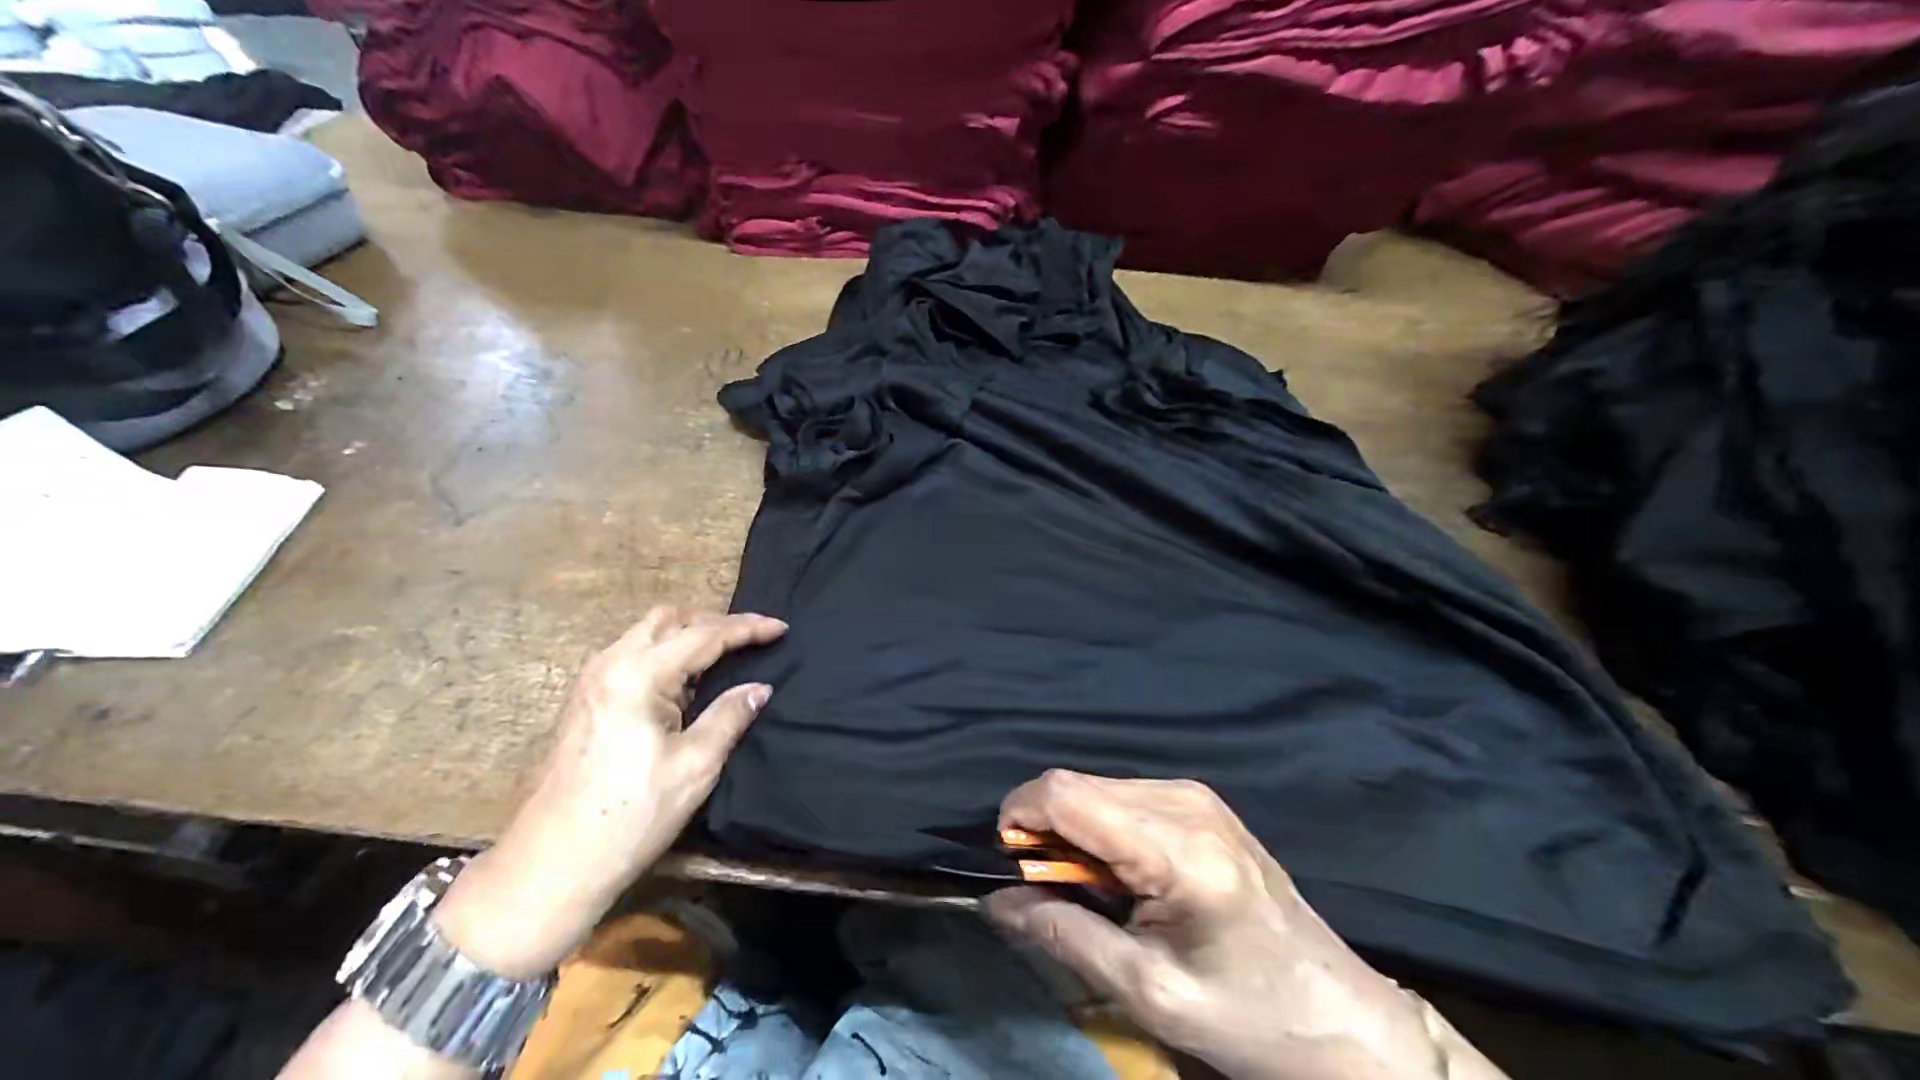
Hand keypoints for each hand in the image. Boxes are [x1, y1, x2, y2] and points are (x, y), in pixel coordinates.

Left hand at [433, 608, 785, 977]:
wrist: (553, 864)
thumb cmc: (631, 816)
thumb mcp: (695, 766)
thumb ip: (730, 716)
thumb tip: (759, 688)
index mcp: (637, 676)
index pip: (704, 635)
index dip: (747, 628)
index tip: (781, 628)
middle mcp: (610, 665)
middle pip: (669, 619)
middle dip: (714, 622)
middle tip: (750, 640)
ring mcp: (591, 681)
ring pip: (647, 633)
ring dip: (688, 636)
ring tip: (723, 658)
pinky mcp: (585, 700)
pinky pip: (633, 654)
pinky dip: (666, 653)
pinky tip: (685, 683)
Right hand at [987, 771, 1506, 1079]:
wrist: (1340, 1018)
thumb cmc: (1247, 1017)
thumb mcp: (1146, 991)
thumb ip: (1063, 934)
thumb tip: (994, 900)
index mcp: (1178, 847)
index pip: (1067, 793)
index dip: (1020, 818)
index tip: (1012, 868)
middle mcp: (1184, 801)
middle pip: (1075, 783)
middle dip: (1043, 829)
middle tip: (1051, 892)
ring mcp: (1195, 795)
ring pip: (1094, 785)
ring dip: (1070, 830)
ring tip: (1091, 892)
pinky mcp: (1200, 801)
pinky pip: (1121, 794)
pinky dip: (1099, 827)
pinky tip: (1121, 876)